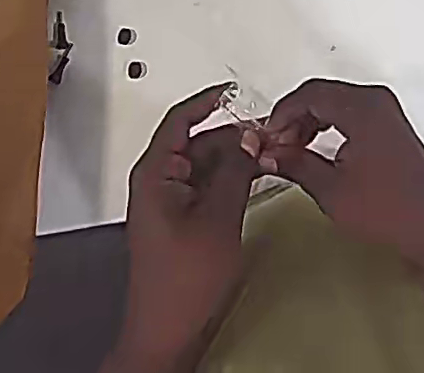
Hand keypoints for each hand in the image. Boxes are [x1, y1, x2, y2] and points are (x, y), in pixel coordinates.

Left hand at [106, 84, 260, 372]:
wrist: (169, 334)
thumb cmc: (182, 283)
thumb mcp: (217, 217)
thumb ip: (235, 170)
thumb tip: (249, 137)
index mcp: (156, 173)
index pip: (180, 120)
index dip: (207, 100)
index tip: (231, 90)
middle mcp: (159, 180)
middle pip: (199, 140)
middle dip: (233, 135)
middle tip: (266, 133)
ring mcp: (170, 199)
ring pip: (207, 162)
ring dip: (236, 157)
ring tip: (267, 154)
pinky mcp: (182, 215)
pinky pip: (208, 182)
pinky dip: (231, 177)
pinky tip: (255, 176)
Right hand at [256, 78, 423, 271]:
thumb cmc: (392, 209)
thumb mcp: (331, 189)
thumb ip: (296, 164)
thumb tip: (272, 154)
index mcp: (360, 107)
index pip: (309, 94)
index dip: (282, 113)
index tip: (267, 134)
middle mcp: (374, 100)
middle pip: (321, 93)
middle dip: (294, 117)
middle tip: (277, 143)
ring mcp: (383, 108)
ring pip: (333, 100)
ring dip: (309, 120)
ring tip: (293, 149)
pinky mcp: (387, 121)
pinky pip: (348, 109)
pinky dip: (328, 123)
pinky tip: (315, 148)